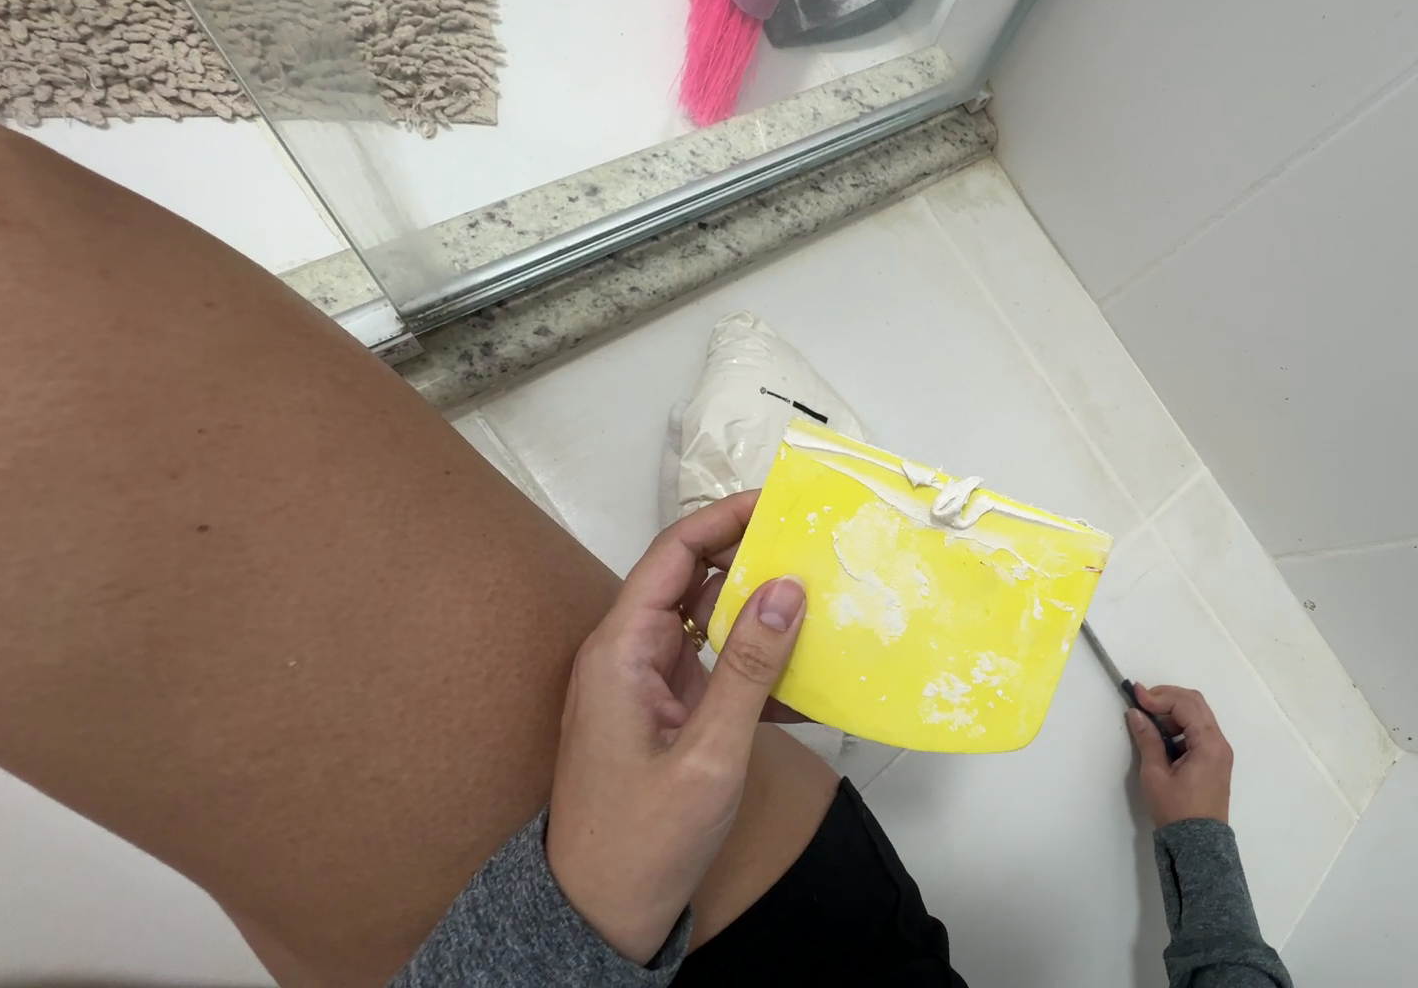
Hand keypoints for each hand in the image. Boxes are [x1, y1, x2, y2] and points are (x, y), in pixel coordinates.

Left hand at [545, 490, 808, 964]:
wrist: (600, 916)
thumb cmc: (643, 838)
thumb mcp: (708, 754)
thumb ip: (749, 668)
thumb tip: (788, 587)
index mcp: (621, 649)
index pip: (673, 554)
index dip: (723, 519)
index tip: (777, 500)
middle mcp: (630, 650)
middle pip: (692, 576)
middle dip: (750, 553)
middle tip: (811, 542)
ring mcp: (650, 677)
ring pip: (707, 613)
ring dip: (758, 602)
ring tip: (817, 591)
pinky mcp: (669, 702)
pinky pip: (715, 656)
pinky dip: (755, 652)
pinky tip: (800, 667)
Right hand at [1127, 683, 1233, 827]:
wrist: (1198, 847)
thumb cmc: (1176, 810)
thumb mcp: (1156, 774)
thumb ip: (1148, 739)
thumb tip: (1136, 714)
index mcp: (1209, 744)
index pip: (1185, 704)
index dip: (1159, 696)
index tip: (1136, 696)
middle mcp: (1219, 743)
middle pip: (1195, 703)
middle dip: (1167, 697)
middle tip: (1143, 700)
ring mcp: (1219, 752)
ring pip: (1198, 715)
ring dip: (1174, 710)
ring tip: (1150, 720)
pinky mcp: (1215, 760)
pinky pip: (1199, 731)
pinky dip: (1181, 724)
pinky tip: (1163, 736)